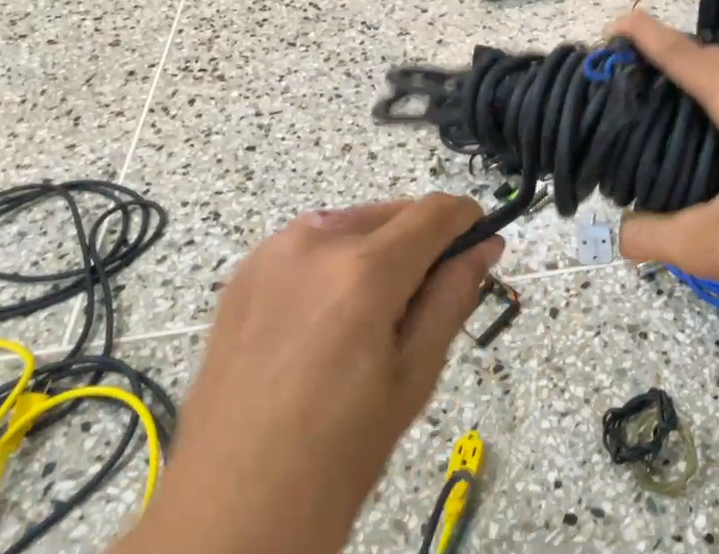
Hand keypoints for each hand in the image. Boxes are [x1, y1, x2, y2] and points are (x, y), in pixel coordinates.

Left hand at [116, 195, 502, 553]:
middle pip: (392, 214)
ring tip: (375, 316)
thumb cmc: (339, 451)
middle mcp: (313, 244)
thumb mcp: (414, 375)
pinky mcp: (241, 276)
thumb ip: (453, 296)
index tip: (482, 248)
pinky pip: (307, 246)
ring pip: (350, 225)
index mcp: (362, 271)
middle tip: (429, 301)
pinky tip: (330, 320)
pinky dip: (334, 262)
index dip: (468, 222)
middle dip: (423, 242)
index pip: (436, 211)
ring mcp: (269, 255)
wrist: (233, 507)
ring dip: (378, 249)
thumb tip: (486, 247)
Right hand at [611, 11, 718, 337]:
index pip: (689, 59)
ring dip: (707, 73)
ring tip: (671, 93)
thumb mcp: (706, 248)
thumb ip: (648, 233)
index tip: (617, 23)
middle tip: (634, 71)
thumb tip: (618, 230)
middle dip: (673, 54)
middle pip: (717, 57)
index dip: (648, 37)